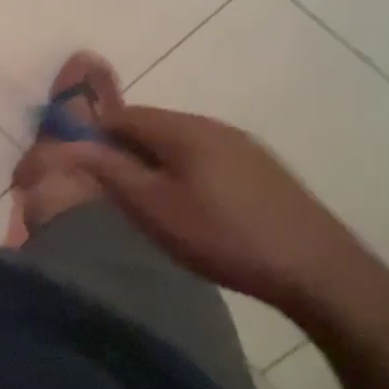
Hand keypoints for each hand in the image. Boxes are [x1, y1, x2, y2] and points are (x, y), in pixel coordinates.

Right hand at [25, 106, 379, 313]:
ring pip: (179, 145)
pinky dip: (184, 175)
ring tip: (148, 205)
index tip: (82, 172)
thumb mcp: (152, 207)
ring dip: (154, 166)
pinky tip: (190, 210)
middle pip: (151, 127)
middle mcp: (215, 127)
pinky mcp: (264, 172)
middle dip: (123, 152)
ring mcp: (245, 148)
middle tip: (112, 194)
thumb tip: (68, 144)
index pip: (121, 115)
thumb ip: (109, 170)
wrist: (321, 273)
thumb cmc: (223, 236)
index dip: (93, 138)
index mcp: (185, 129)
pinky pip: (206, 160)